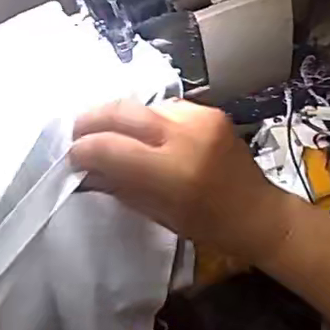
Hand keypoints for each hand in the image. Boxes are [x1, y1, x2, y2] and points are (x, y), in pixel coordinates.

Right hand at [70, 100, 306, 266]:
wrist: (258, 213)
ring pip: (141, 105)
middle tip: (77, 135)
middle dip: (90, 120)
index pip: (111, 147)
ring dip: (118, 118)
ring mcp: (200, 118)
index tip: (72, 158)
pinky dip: (146, 119)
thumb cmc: (207, 225)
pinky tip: (143, 134)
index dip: (83, 150)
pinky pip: (164, 107)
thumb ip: (119, 186)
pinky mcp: (209, 111)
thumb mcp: (156, 213)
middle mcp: (186, 137)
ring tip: (107, 135)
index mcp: (173, 173)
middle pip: (122, 111)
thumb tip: (85, 169)